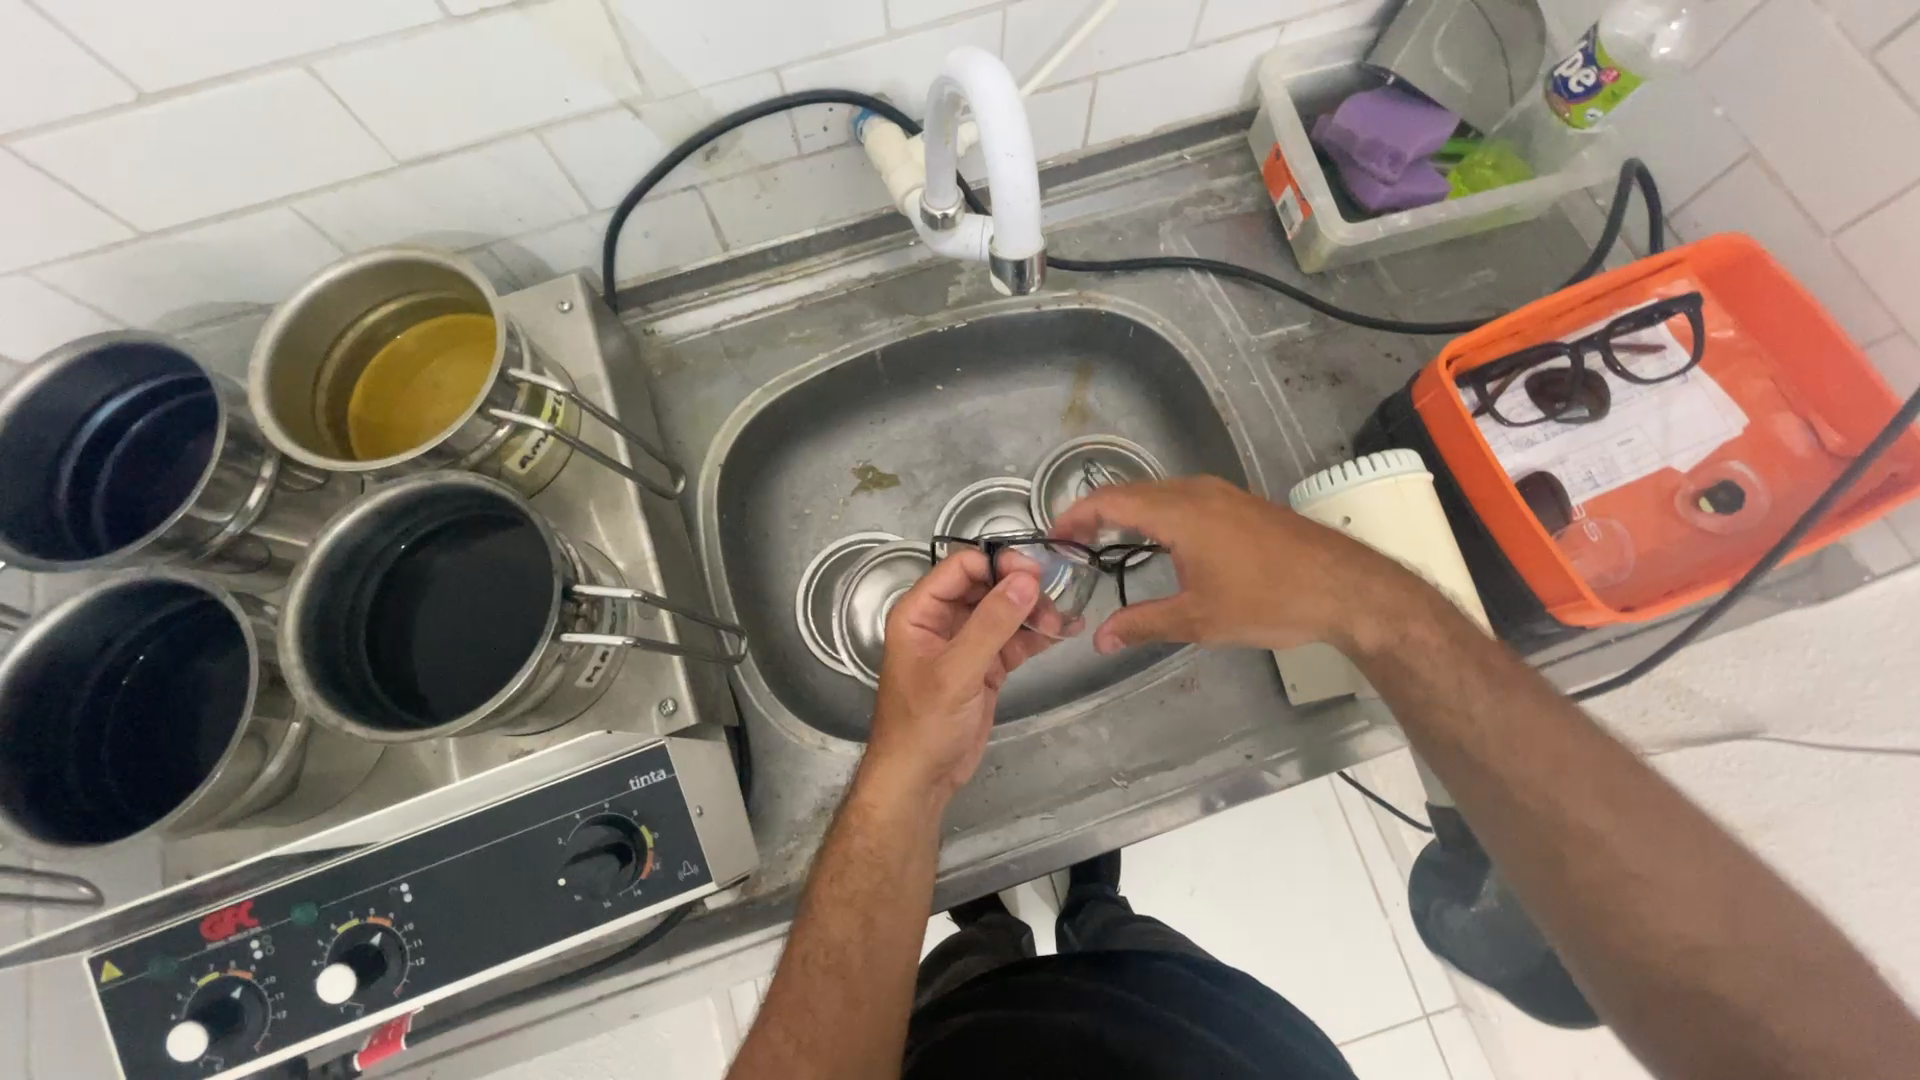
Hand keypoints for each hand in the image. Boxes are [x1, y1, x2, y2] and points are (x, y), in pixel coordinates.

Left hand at [866, 550, 1053, 801]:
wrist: (920, 779)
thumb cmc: (924, 723)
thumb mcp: (957, 671)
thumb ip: (991, 623)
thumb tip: (1025, 580)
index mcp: (920, 612)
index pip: (961, 568)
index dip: (997, 563)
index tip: (1034, 573)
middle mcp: (941, 621)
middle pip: (986, 587)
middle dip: (1020, 590)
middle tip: (1054, 599)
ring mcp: (965, 644)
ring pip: (1004, 613)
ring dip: (1033, 613)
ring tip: (1062, 621)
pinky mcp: (985, 667)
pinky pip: (1012, 640)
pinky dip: (1036, 636)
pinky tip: (1063, 632)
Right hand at [1050, 475, 1430, 656]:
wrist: (1347, 588)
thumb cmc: (1269, 601)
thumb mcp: (1198, 619)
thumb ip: (1143, 624)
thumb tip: (1099, 640)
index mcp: (1178, 513)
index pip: (1110, 501)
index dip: (1075, 516)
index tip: (1054, 537)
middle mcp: (1195, 491)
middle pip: (1130, 491)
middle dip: (1096, 513)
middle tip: (1073, 543)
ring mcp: (1221, 493)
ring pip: (1158, 493)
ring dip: (1127, 512)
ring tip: (1105, 542)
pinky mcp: (1239, 504)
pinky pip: (1182, 498)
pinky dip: (1155, 513)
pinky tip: (1157, 541)